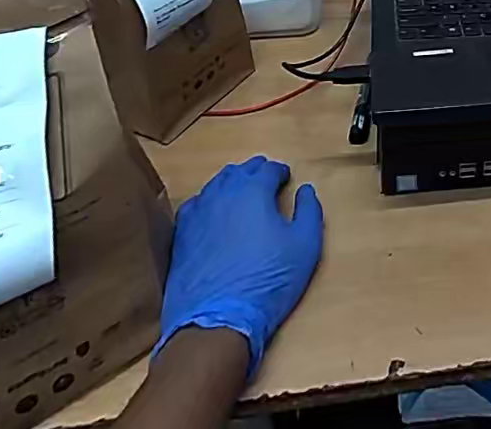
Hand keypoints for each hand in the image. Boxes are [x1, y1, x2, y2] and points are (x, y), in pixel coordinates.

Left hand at [156, 156, 323, 378]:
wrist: (216, 322)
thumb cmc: (267, 281)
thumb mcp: (305, 246)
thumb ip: (309, 211)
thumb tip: (305, 190)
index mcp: (253, 190)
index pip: (268, 168)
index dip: (279, 171)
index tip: (285, 178)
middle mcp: (223, 193)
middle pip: (240, 170)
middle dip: (256, 172)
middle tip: (266, 182)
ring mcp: (198, 213)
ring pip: (216, 184)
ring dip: (232, 184)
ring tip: (241, 195)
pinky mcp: (181, 235)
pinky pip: (197, 205)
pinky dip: (209, 202)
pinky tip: (214, 214)